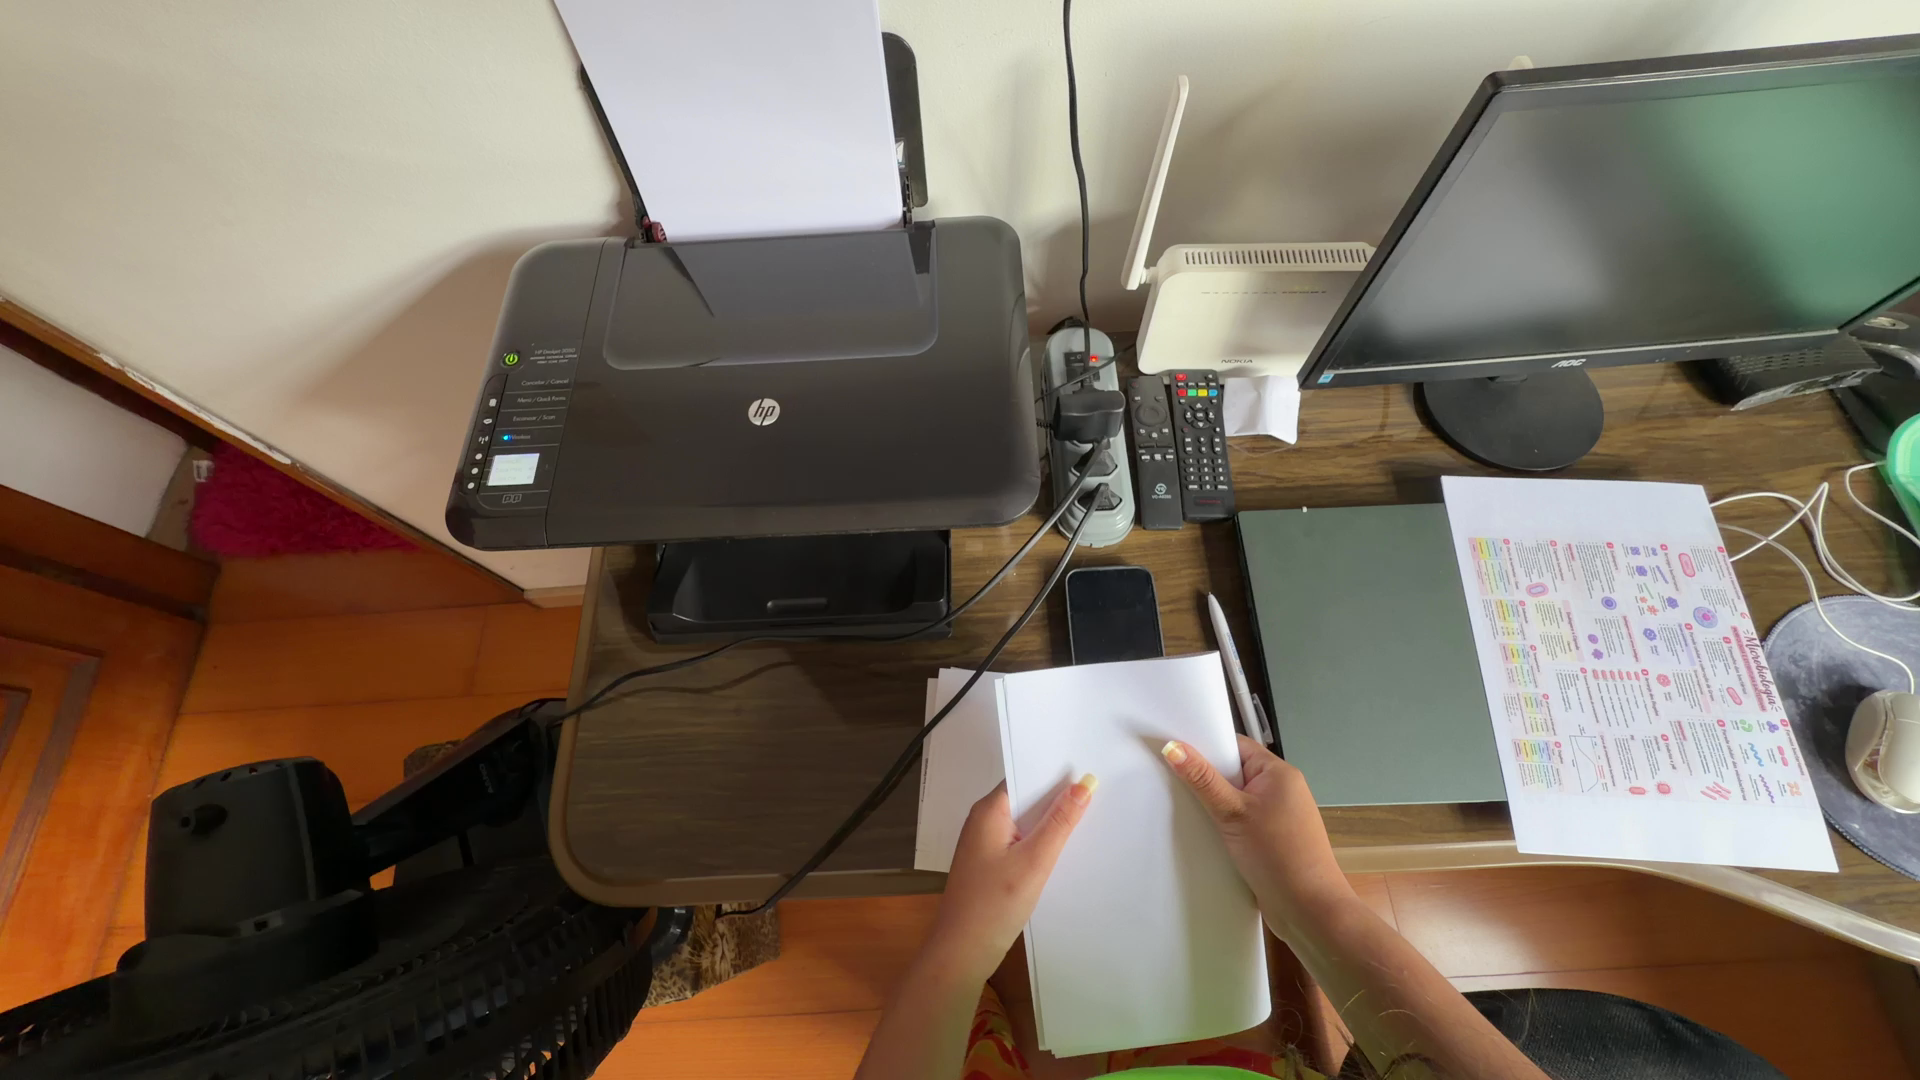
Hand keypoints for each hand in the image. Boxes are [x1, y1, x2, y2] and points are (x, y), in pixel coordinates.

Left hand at [925, 777, 1095, 980]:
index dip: (1054, 773)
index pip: (1024, 777)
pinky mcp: (990, 863)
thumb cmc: (995, 904)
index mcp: (988, 810)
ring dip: (1050, 823)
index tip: (1088, 769)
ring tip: (1091, 817)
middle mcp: (984, 819)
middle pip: (1026, 799)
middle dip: (1057, 798)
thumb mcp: (1034, 861)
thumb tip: (1084, 783)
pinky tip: (1064, 850)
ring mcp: (985, 842)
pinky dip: (1040, 843)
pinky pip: (1020, 841)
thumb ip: (1060, 822)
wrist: (961, 953)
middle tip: (1098, 793)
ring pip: (1025, 822)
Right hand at [1161, 736, 1352, 935]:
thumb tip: (1172, 746)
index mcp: (1278, 772)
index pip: (1235, 746)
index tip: (1173, 750)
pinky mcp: (1272, 837)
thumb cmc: (1276, 855)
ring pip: (1236, 797)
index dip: (1205, 747)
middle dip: (1206, 777)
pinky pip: (1242, 818)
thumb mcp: (1232, 812)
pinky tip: (1204, 830)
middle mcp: (1281, 788)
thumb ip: (1201, 779)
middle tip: (1170, 779)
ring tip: (1183, 806)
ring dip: (1214, 803)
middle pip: (1234, 771)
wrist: (1310, 912)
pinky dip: (1224, 822)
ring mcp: (1278, 814)